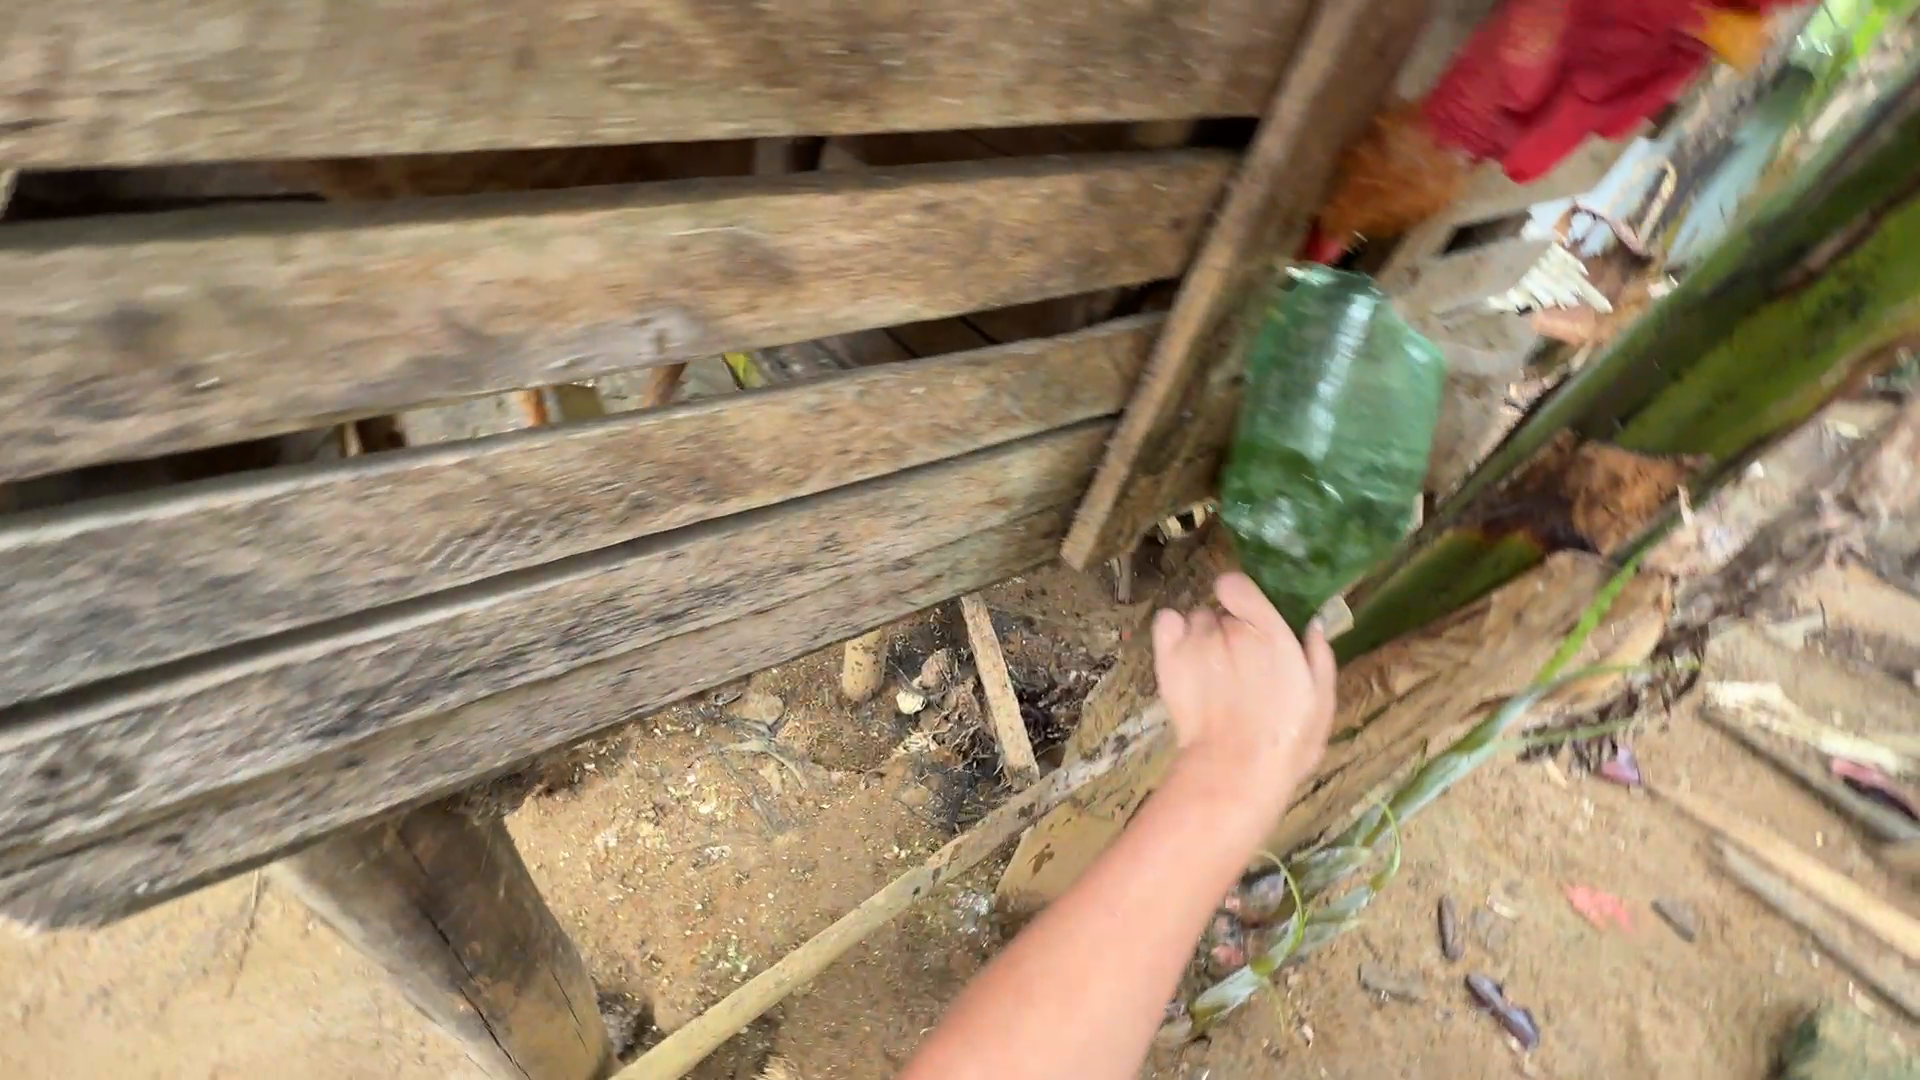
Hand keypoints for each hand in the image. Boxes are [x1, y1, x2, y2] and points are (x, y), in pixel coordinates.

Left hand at [1151, 573, 1337, 812]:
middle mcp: (1229, 629)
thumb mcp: (1319, 700)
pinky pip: (1166, 623)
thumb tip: (1312, 623)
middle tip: (1240, 667)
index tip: (1248, 614)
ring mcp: (1195, 641)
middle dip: (1230, 631)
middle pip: (1221, 612)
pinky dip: (1173, 633)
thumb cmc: (1285, 741)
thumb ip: (1317, 656)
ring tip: (1214, 673)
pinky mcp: (1167, 657)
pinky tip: (1184, 658)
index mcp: (1269, 633)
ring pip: (1196, 621)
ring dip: (1204, 638)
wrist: (1234, 768)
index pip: (1238, 584)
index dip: (1241, 596)